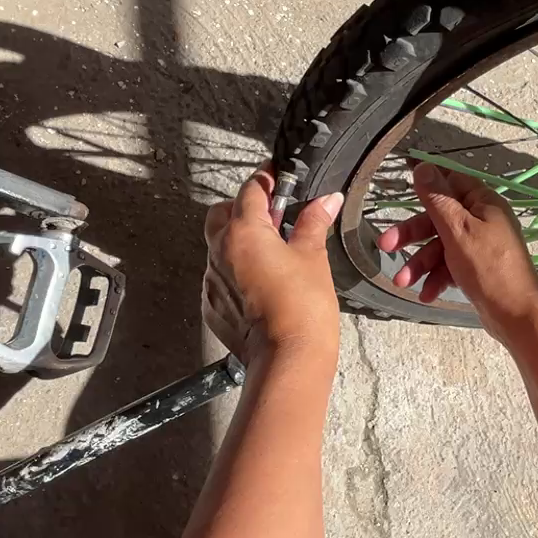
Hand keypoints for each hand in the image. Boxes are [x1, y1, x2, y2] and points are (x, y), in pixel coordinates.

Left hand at [202, 168, 343, 363]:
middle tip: (273, 218)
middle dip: (244, 209)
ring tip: (270, 254)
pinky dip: (235, 273)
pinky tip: (261, 285)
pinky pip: (219, 278)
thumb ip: (313, 222)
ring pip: (218, 246)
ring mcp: (212, 280)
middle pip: (222, 214)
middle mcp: (219, 251)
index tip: (280, 179)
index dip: (267, 180)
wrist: (288, 358)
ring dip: (238, 242)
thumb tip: (325, 200)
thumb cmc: (303, 306)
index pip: (251, 190)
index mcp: (244, 232)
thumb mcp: (312, 256)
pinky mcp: (212, 306)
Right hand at [374, 161, 537, 337]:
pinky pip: (450, 267)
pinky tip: (426, 294)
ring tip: (402, 281)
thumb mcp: (457, 229)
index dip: (427, 184)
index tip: (403, 185)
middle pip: (439, 219)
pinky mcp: (476, 269)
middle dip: (412, 235)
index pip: (451, 182)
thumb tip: (423, 166)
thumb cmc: (488, 267)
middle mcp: (482, 221)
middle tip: (385, 246)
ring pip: (441, 247)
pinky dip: (436, 278)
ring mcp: (480, 247)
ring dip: (420, 264)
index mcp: (483, 203)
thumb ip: (437, 199)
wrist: (516, 315)